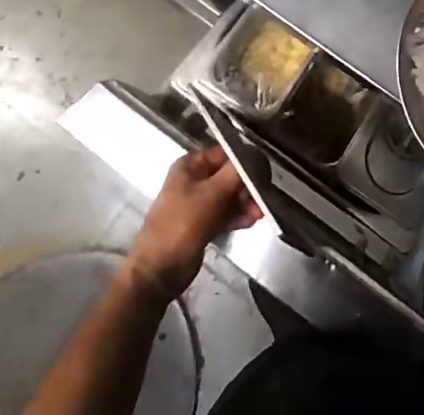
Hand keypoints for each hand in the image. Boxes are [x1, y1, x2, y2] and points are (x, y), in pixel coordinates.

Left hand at [127, 147, 261, 299]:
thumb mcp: (213, 193)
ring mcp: (198, 202)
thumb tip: (258, 154)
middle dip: (248, 186)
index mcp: (191, 165)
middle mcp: (194, 179)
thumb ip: (237, 172)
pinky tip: (250, 222)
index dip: (246, 160)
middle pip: (229, 175)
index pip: (225, 153)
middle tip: (263, 196)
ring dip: (246, 203)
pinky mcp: (202, 223)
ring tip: (260, 213)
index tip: (265, 172)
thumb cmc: (183, 223)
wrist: (158, 271)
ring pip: (230, 195)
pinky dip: (238, 216)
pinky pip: (225, 213)